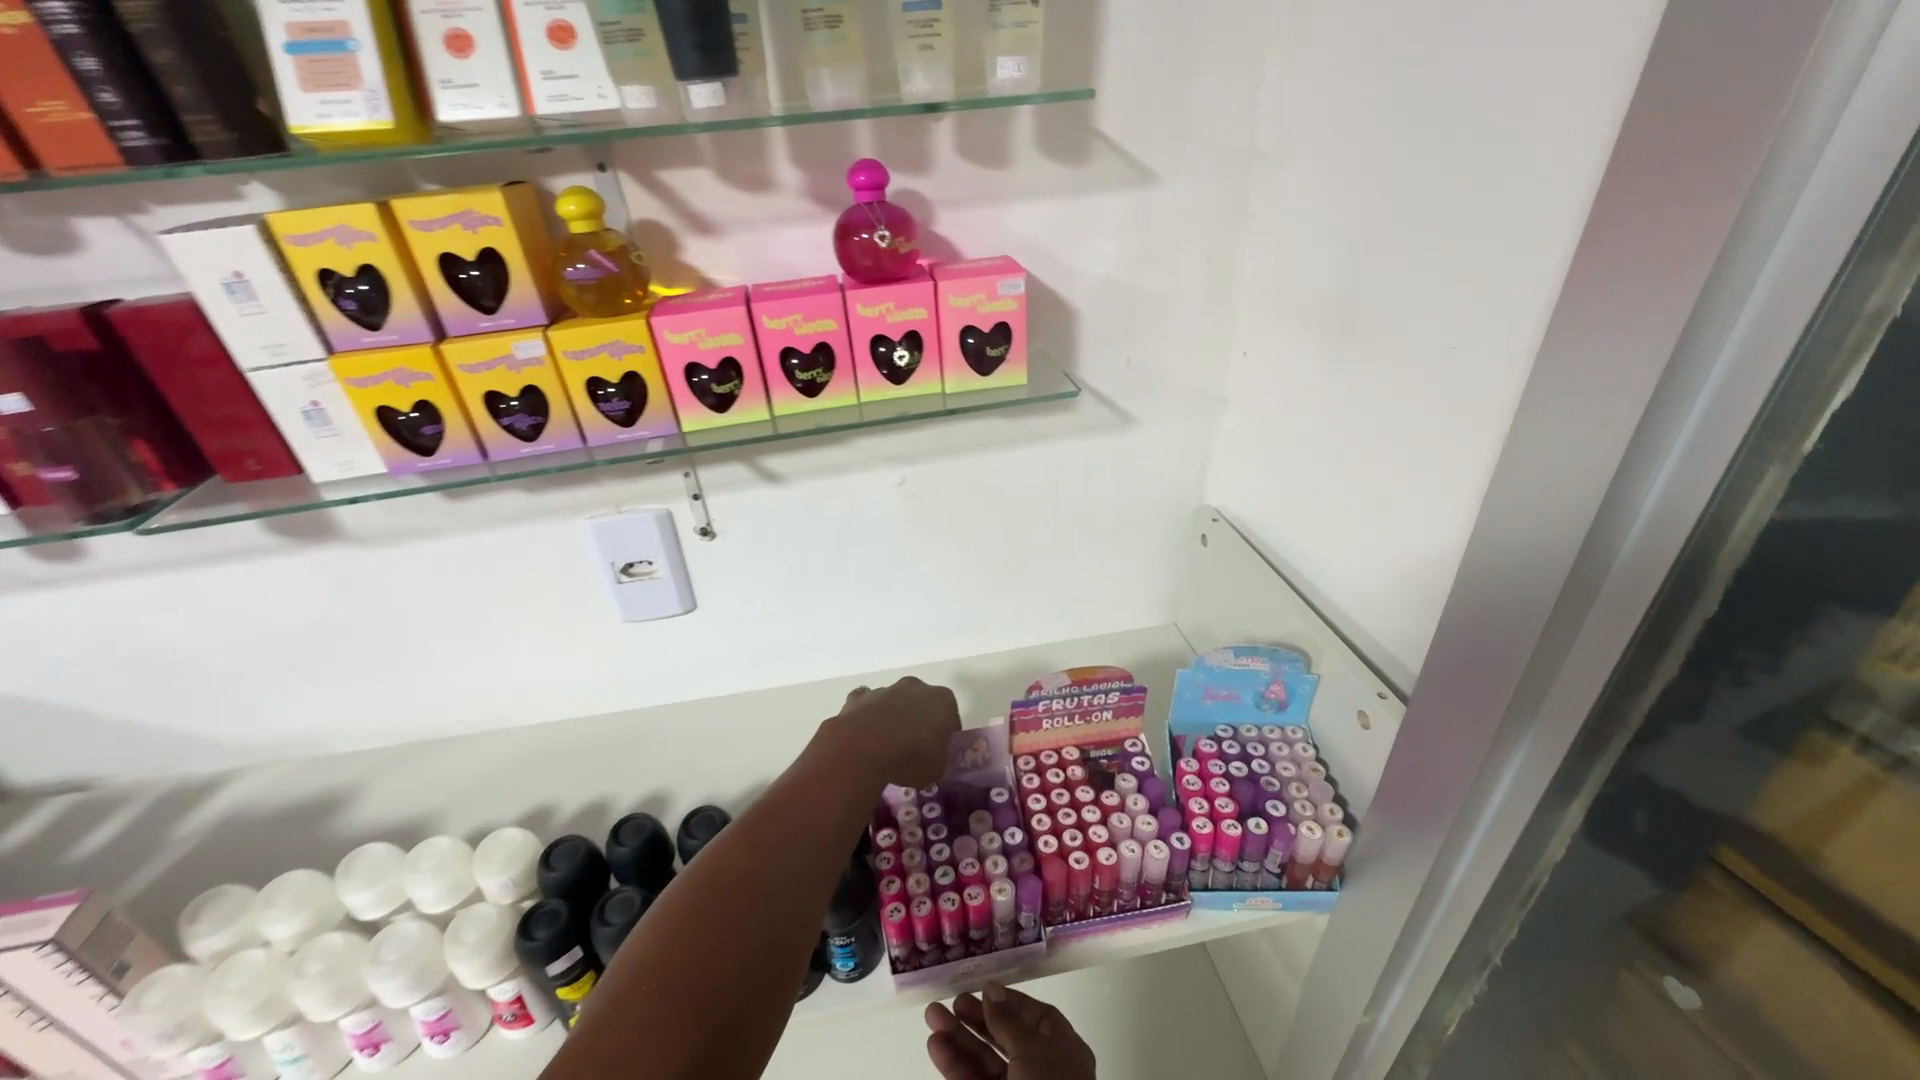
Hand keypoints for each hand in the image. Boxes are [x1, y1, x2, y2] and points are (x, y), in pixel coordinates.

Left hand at [821, 677, 960, 788]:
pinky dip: (865, 715)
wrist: (863, 750)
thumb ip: (938, 759)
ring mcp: (885, 689)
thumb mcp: (937, 769)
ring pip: (893, 702)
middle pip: (921, 703)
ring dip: (892, 717)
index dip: (946, 736)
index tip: (938, 752)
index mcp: (942, 700)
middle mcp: (916, 687)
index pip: (951, 717)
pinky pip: (865, 704)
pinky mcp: (858, 697)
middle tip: (913, 748)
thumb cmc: (909, 758)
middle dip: (919, 720)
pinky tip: (863, 735)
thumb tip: (932, 759)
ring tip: (885, 746)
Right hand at [924, 983, 1095, 1079]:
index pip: (1037, 1018)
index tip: (983, 989)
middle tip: (952, 1001)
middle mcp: (1039, 1070)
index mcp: (1063, 1051)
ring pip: (984, 1061)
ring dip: (958, 1038)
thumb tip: (991, 989)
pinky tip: (935, 1044)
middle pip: (1006, 1038)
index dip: (1011, 1003)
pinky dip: (953, 1065)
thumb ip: (1009, 1021)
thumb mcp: (1034, 1051)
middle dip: (977, 1018)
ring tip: (932, 1015)